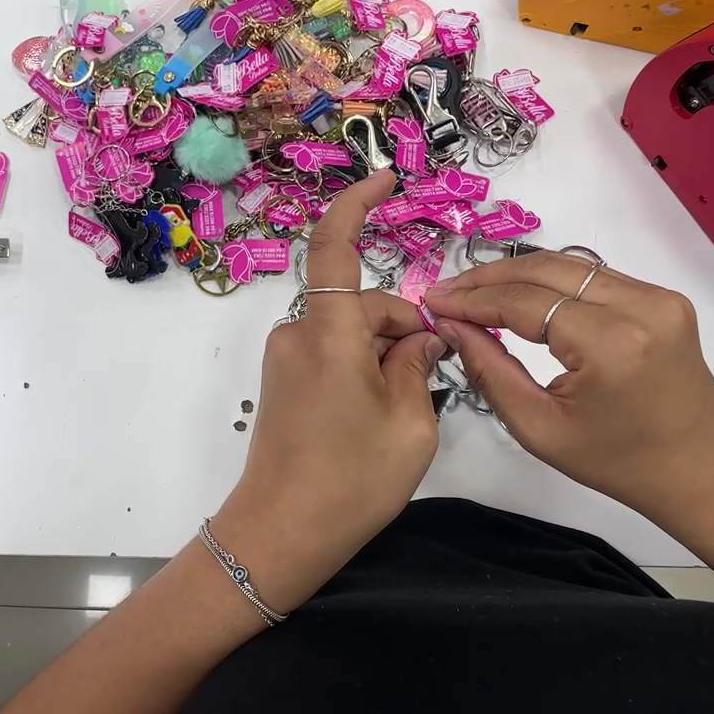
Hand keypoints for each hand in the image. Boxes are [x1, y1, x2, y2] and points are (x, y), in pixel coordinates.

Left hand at [209, 170, 446, 613]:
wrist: (280, 533)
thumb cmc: (351, 482)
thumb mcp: (410, 426)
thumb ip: (419, 366)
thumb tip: (423, 336)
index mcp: (328, 334)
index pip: (336, 245)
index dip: (358, 204)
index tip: (385, 180)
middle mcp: (298, 333)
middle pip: (362, 304)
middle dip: (404, 328)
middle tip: (433, 377)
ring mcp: (285, 356)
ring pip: (349, 329)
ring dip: (383, 352)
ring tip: (403, 410)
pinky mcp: (282, 377)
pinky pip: (331, 350)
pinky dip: (361, 364)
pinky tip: (376, 411)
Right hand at [421, 252, 713, 524]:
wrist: (704, 473)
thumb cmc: (617, 463)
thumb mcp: (538, 428)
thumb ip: (489, 369)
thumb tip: (450, 325)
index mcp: (611, 343)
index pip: (523, 302)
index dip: (471, 300)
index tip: (431, 303)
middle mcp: (640, 305)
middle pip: (543, 269)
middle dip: (486, 278)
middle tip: (444, 292)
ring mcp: (657, 296)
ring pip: (566, 264)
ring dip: (514, 274)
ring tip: (471, 291)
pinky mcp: (663, 298)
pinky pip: (590, 275)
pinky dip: (547, 280)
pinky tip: (516, 294)